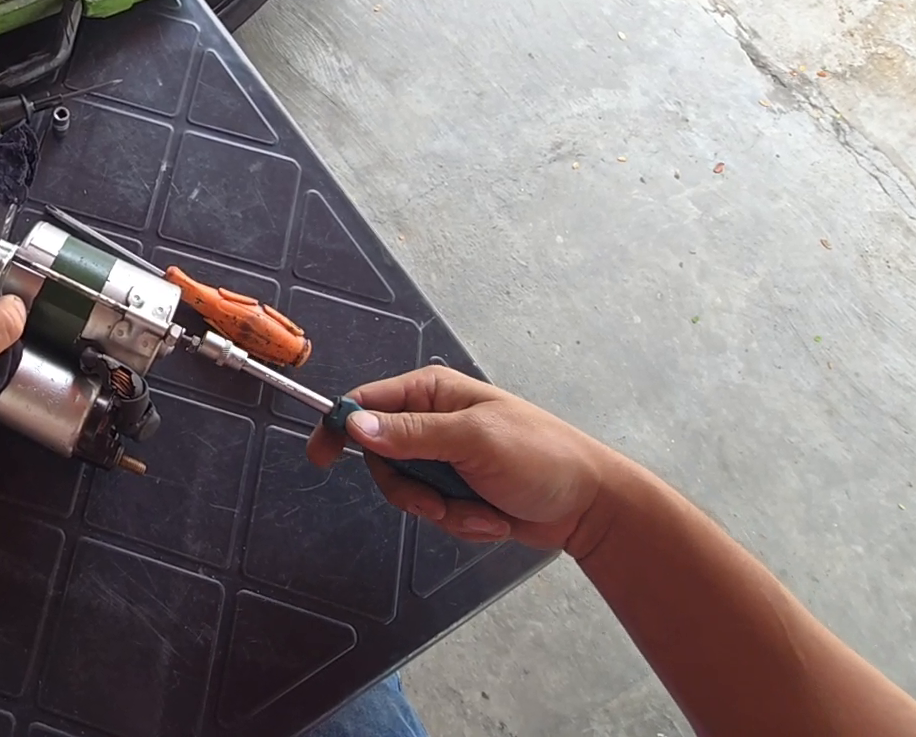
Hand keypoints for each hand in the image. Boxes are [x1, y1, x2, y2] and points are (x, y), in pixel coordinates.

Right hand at [307, 366, 623, 553]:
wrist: (594, 507)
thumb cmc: (540, 456)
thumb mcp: (473, 440)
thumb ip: (411, 433)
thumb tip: (353, 424)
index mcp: (429, 392)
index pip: (365, 402)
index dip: (340, 425)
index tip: (321, 455)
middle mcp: (427, 420)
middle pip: (380, 455)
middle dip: (409, 488)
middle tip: (436, 504)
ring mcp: (440, 456)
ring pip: (403, 488)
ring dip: (440, 510)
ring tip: (480, 514)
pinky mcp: (452, 488)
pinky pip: (429, 509)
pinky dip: (458, 521)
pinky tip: (491, 518)